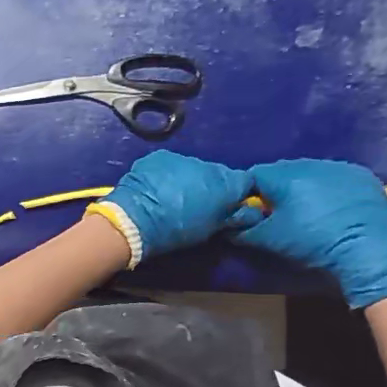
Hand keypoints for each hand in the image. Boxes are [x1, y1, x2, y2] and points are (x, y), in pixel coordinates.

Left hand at [88, 150, 253, 266]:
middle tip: (197, 203)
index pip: (244, 181)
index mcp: (224, 183)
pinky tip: (156, 188)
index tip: (227, 205)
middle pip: (216, 173)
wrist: (135, 219)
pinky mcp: (157, 156)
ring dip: (187, 178)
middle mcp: (206, 164)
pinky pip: (169, 165)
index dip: (237, 193)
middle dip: (210, 185)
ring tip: (173, 196)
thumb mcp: (211, 229)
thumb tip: (251, 212)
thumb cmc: (177, 230)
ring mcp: (180, 157)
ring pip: (192, 167)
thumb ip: (233, 217)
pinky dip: (166, 175)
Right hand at [230, 159, 386, 307]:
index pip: (252, 176)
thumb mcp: (268, 241)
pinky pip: (333, 179)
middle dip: (275, 190)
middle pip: (281, 173)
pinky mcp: (362, 177)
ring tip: (305, 213)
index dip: (247, 195)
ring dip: (302, 189)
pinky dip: (327, 191)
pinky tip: (330, 211)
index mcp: (283, 175)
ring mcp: (338, 168)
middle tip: (276, 215)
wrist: (372, 249)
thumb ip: (241, 230)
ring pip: (308, 174)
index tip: (250, 213)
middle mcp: (309, 164)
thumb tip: (227, 226)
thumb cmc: (313, 242)